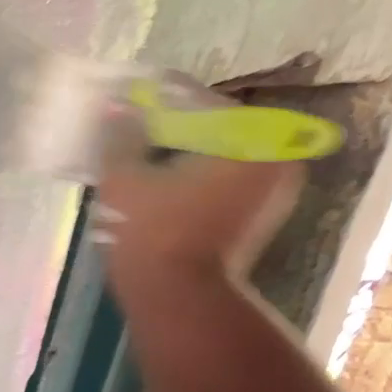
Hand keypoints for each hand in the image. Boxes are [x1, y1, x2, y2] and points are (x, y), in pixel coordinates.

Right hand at [95, 117, 304, 290]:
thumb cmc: (150, 234)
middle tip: (134, 122)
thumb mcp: (124, 181)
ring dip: (186, 147)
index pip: (203, 103)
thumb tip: (115, 105)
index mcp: (252, 140)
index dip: (161, 97)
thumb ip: (121, 137)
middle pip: (218, 125)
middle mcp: (276, 155)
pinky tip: (163, 176)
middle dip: (176, 122)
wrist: (178, 295)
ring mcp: (275, 186)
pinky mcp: (262, 210)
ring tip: (144, 149)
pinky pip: (229, 175)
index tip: (129, 95)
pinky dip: (198, 169)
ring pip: (224, 151)